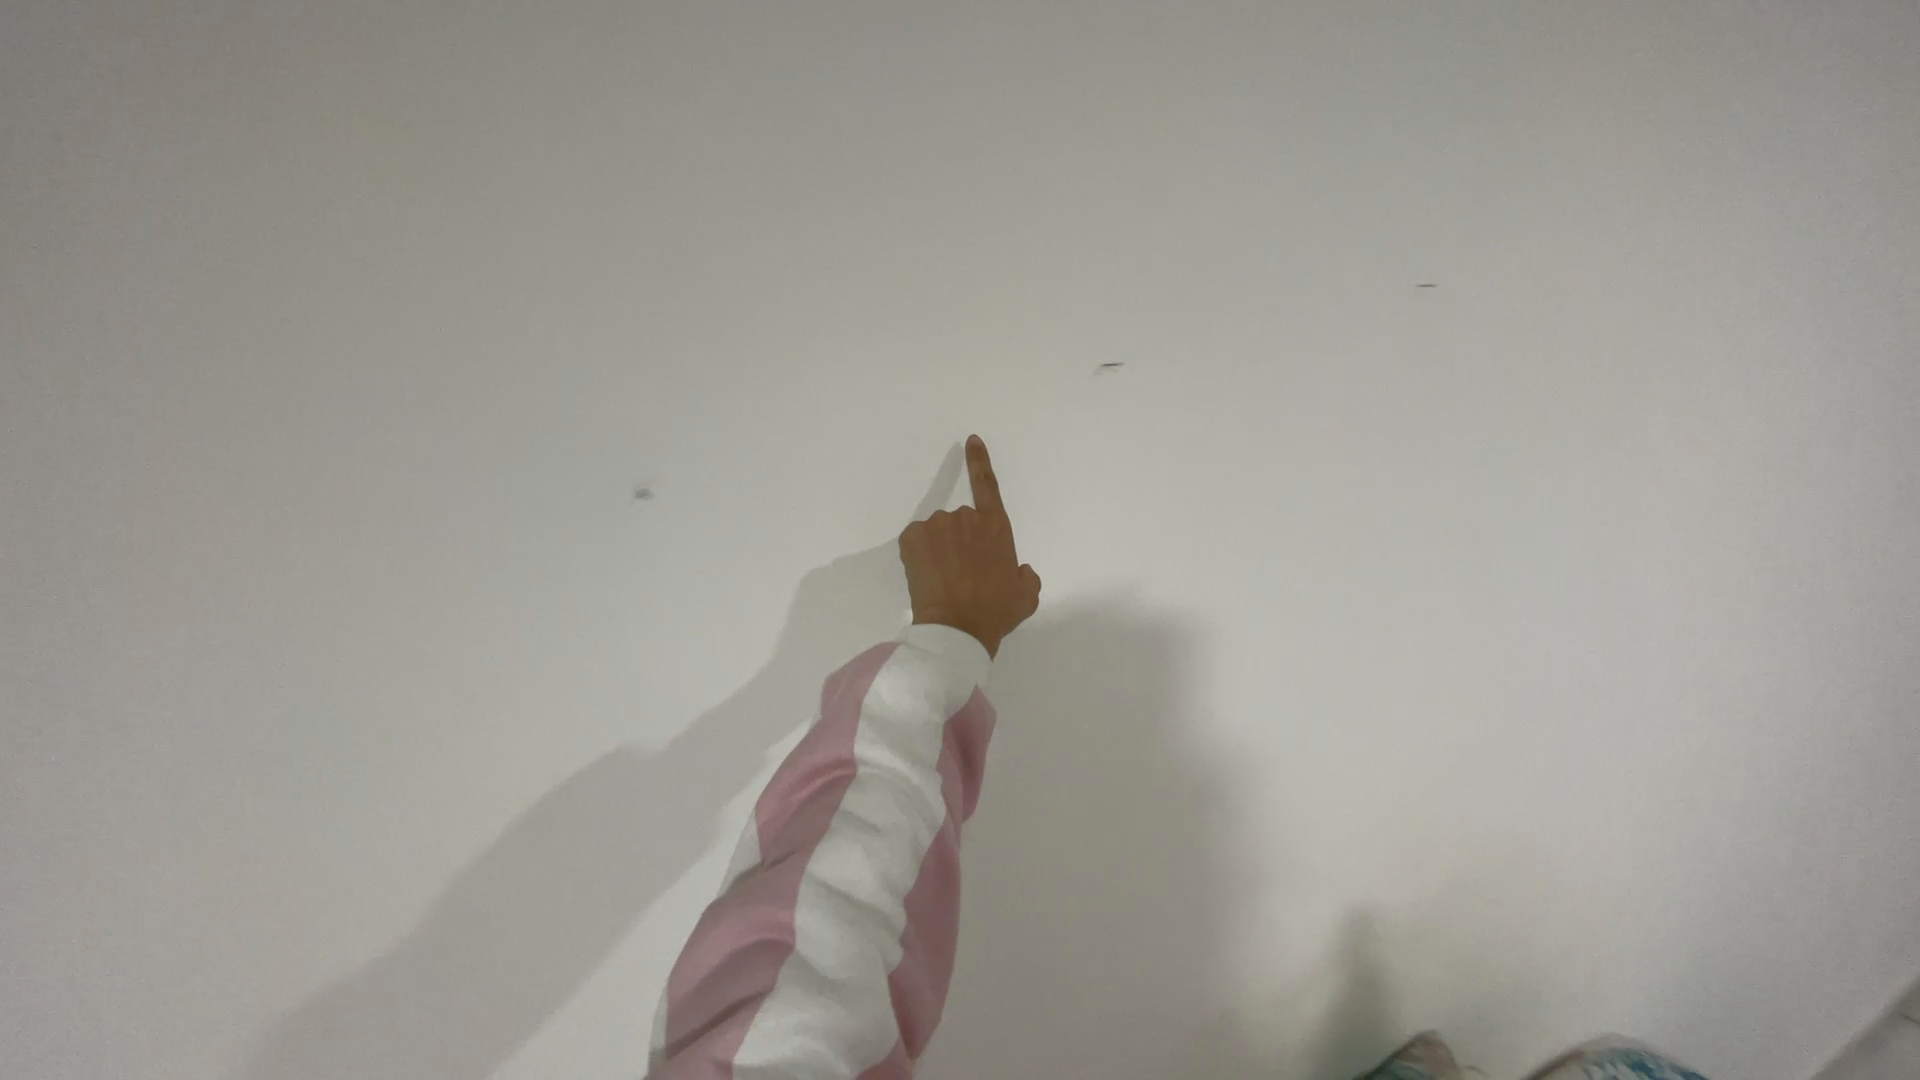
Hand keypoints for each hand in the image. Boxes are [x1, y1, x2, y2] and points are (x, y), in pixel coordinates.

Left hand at [898, 435, 1041, 657]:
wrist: (958, 628)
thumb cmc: (996, 611)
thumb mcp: (1026, 596)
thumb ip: (1026, 576)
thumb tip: (1021, 570)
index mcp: (996, 527)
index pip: (987, 485)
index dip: (979, 461)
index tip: (971, 440)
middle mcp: (967, 518)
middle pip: (960, 524)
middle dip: (959, 545)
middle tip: (962, 577)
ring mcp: (937, 525)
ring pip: (936, 535)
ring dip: (939, 552)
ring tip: (945, 582)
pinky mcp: (912, 538)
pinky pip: (916, 544)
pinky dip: (919, 558)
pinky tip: (928, 579)